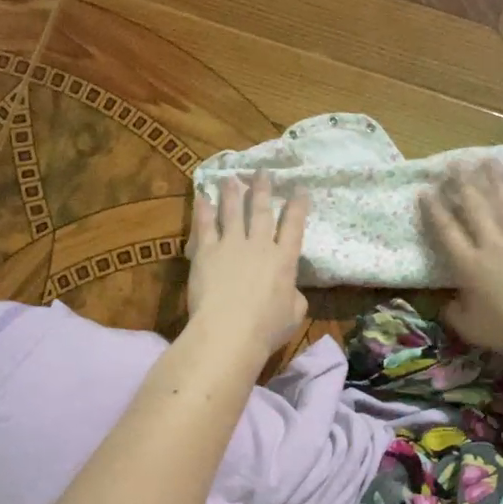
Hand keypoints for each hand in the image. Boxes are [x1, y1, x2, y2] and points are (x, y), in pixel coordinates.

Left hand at [185, 172, 308, 356]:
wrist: (229, 331)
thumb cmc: (266, 328)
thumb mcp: (294, 314)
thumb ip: (294, 296)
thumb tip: (290, 289)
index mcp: (284, 260)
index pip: (294, 226)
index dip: (298, 206)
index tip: (299, 189)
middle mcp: (259, 245)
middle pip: (261, 211)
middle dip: (262, 190)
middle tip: (262, 172)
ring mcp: (231, 245)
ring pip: (232, 212)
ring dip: (232, 193)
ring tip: (231, 178)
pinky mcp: (206, 252)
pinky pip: (205, 225)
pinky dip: (204, 210)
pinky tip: (203, 197)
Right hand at [421, 161, 502, 355]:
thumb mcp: (468, 327)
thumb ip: (453, 311)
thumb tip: (446, 303)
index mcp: (468, 265)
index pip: (446, 231)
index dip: (434, 210)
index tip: (426, 190)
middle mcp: (492, 244)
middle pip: (474, 208)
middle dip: (463, 183)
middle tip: (456, 163)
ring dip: (496, 180)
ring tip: (489, 160)